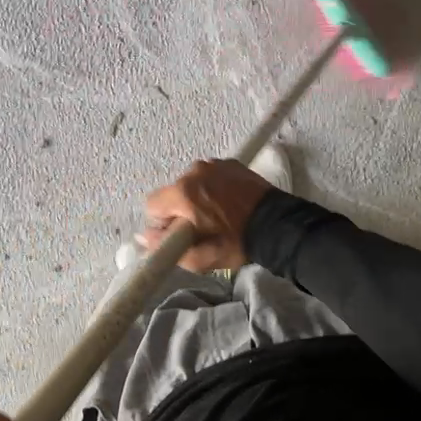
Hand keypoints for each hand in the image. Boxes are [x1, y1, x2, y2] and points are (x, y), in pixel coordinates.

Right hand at [139, 159, 273, 272]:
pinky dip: (214, 188)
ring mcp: (214, 164)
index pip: (152, 205)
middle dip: (181, 210)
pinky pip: (210, 176)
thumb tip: (142, 237)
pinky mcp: (231, 163)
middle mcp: (194, 171)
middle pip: (173, 193)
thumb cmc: (236, 243)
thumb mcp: (199, 257)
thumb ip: (165, 248)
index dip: (162, 223)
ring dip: (197, 198)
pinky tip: (229, 203)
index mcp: (183, 192)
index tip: (181, 234)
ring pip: (192, 184)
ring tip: (219, 215)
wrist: (278, 226)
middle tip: (203, 228)